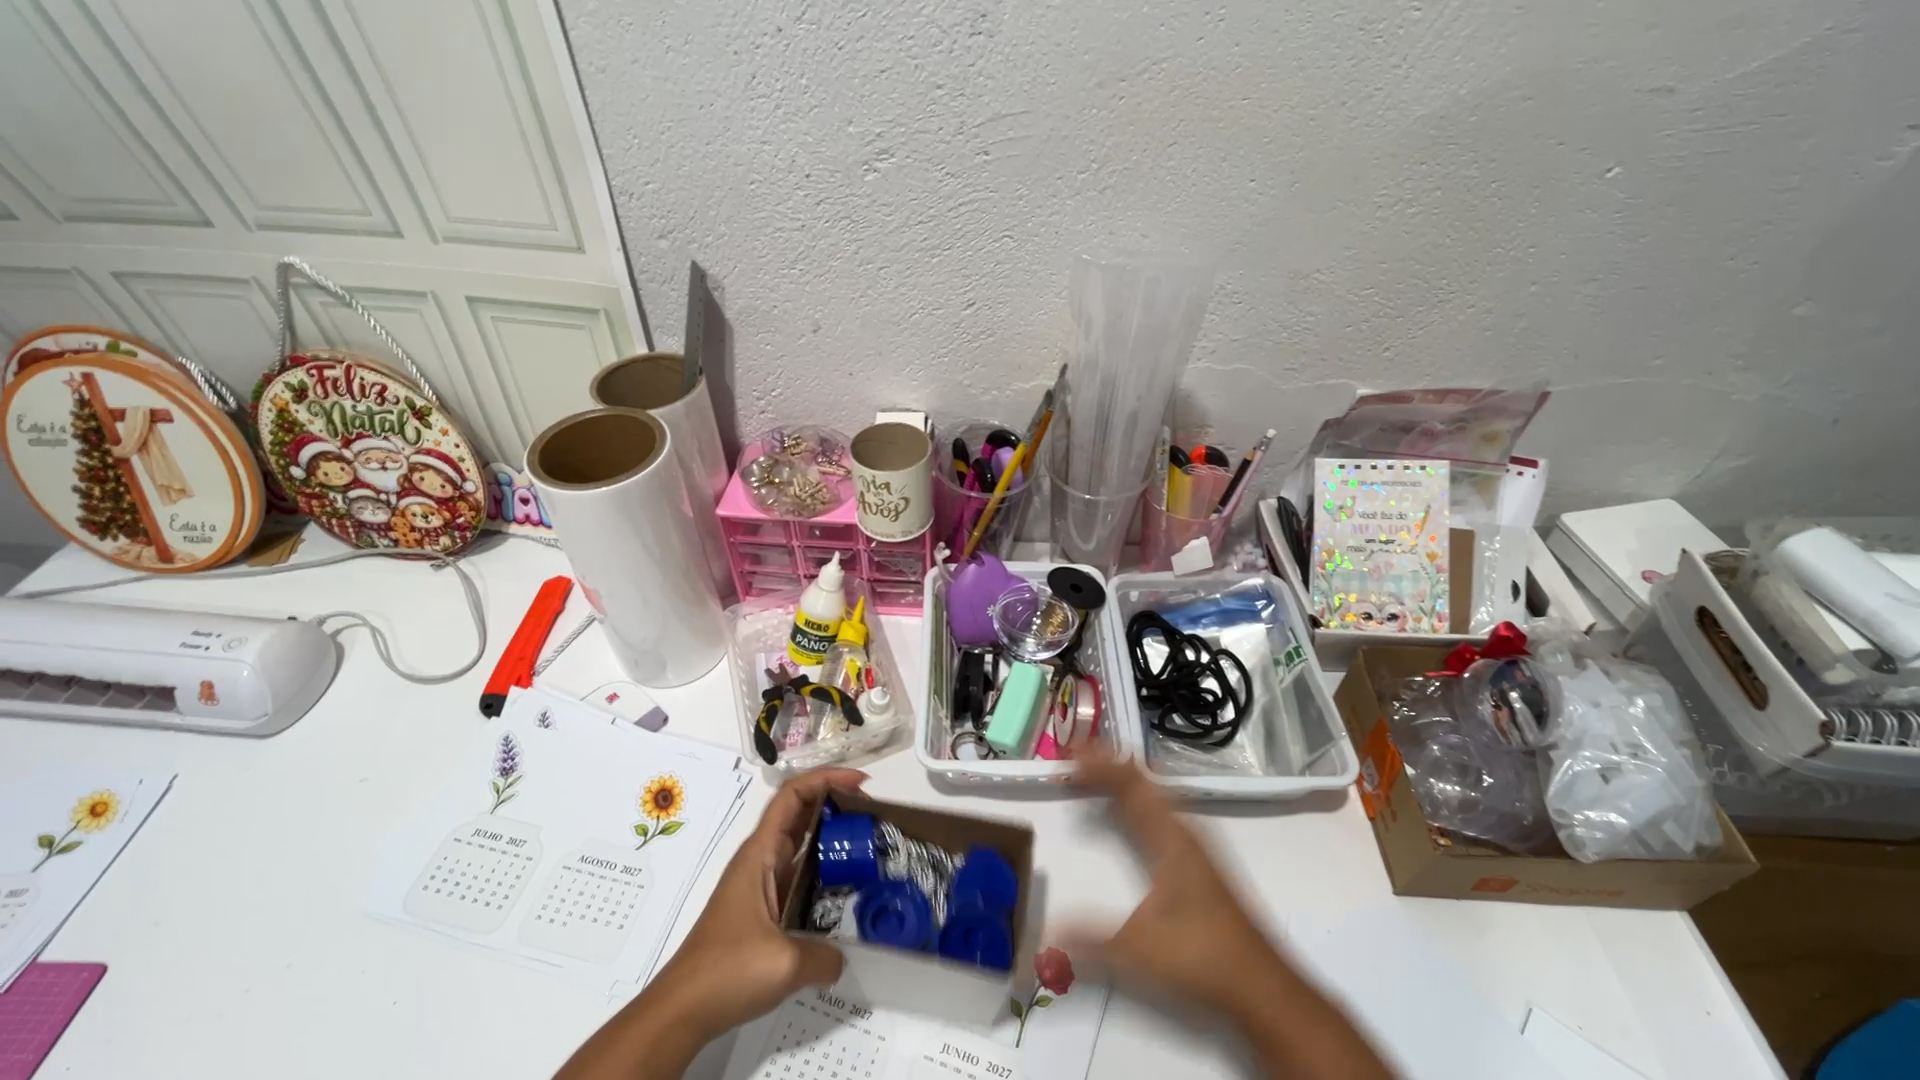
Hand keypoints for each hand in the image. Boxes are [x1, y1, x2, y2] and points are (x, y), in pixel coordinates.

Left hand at [654, 767, 866, 1037]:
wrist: (682, 1009)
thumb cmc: (727, 971)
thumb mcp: (786, 963)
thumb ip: (824, 956)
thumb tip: (840, 959)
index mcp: (759, 856)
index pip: (792, 795)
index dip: (826, 779)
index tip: (862, 783)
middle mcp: (759, 862)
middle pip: (797, 813)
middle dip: (834, 801)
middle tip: (873, 812)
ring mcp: (759, 886)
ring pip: (798, 844)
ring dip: (830, 834)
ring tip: (866, 843)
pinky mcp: (761, 910)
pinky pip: (797, 874)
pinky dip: (822, 868)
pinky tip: (845, 887)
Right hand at [1067, 757, 1290, 1021]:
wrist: (1262, 988)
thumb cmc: (1203, 959)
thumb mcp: (1139, 950)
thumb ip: (1087, 939)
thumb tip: (1042, 932)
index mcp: (1173, 841)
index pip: (1133, 787)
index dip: (1101, 765)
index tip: (1070, 751)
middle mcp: (1185, 835)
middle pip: (1145, 784)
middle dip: (1109, 766)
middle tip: (1075, 757)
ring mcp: (1195, 849)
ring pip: (1156, 799)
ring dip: (1124, 783)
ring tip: (1094, 775)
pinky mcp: (1199, 866)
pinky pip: (1161, 817)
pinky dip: (1137, 804)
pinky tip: (1126, 815)